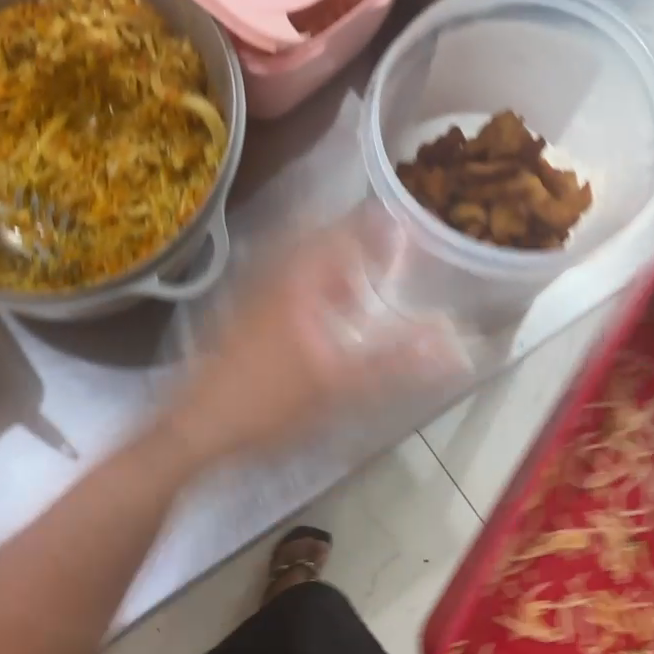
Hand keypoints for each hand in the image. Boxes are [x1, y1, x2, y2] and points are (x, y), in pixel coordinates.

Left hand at [163, 218, 465, 464]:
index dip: (377, 226)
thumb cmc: (267, 403)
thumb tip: (455, 347)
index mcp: (298, 279)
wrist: (198, 427)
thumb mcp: (340, 387)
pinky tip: (314, 318)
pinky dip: (304, 287)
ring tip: (355, 283)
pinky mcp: (235, 317)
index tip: (405, 227)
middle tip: (383, 253)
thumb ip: (398, 362)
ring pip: (295, 263)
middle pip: (318, 241)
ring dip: (327, 266)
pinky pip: (278, 284)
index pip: (345, 231)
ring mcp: (248, 294)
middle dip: (353, 243)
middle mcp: (270, 274)